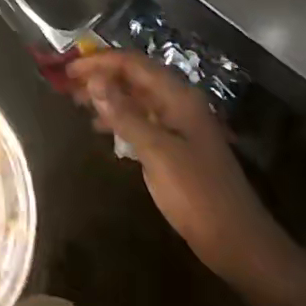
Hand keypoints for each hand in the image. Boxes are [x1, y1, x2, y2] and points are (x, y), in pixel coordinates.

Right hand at [68, 51, 305, 305]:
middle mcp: (179, 103)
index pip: (133, 64)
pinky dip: (119, 117)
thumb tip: (93, 80)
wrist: (239, 243)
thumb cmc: (198, 195)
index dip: (99, 62)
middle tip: (66, 84)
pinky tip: (101, 127)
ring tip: (76, 102)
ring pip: (136, 98)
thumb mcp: (157, 153)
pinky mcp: (175, 146)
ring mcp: (178, 125)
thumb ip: (124, 115)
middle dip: (100, 75)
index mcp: (178, 97)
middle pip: (134, 77)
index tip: (68, 70)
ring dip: (107, 95)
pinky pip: (142, 119)